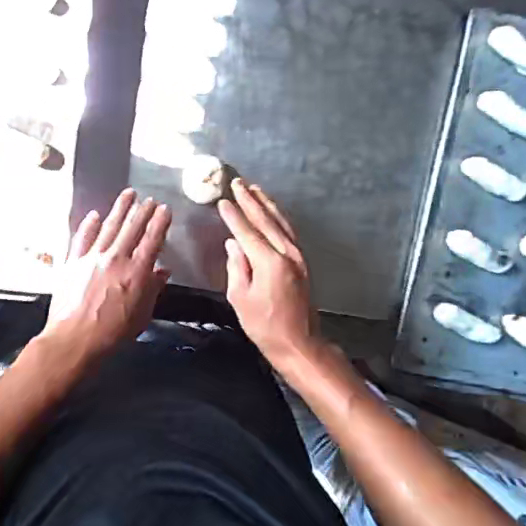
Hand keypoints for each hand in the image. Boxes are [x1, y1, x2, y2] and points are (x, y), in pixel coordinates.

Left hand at [42, 189, 170, 363]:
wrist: (75, 338)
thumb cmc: (112, 333)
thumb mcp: (142, 314)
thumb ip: (152, 289)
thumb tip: (161, 273)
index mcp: (137, 272)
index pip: (152, 239)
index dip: (160, 222)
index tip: (165, 210)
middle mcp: (116, 258)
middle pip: (132, 227)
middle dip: (143, 210)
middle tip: (149, 199)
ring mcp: (92, 258)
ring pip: (109, 226)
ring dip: (120, 208)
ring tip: (128, 194)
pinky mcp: (73, 262)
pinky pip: (82, 237)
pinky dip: (89, 225)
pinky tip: (95, 215)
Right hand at [219, 179, 320, 365]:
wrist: (299, 342)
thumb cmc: (264, 325)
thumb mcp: (240, 298)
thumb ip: (237, 267)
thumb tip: (234, 244)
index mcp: (270, 262)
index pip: (247, 232)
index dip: (233, 216)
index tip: (222, 201)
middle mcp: (287, 254)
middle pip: (266, 221)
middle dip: (251, 201)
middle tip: (238, 183)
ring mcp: (298, 257)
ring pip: (281, 223)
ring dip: (267, 204)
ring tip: (255, 189)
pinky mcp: (303, 262)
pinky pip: (289, 232)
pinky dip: (278, 218)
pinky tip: (272, 212)